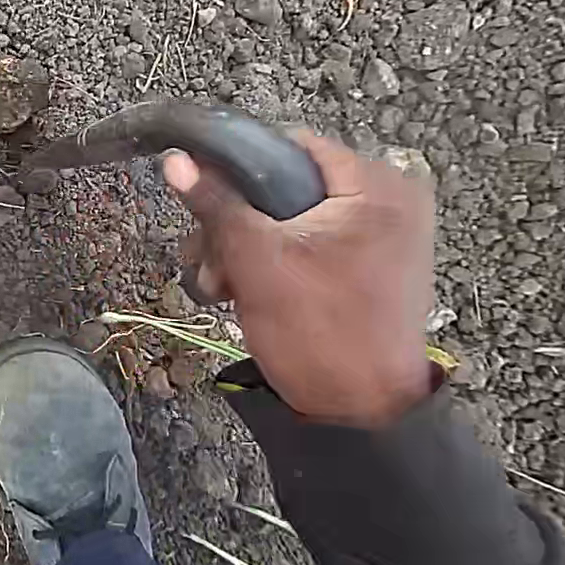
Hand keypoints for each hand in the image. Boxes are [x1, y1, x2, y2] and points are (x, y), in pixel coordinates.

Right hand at [162, 131, 437, 428]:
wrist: (360, 416)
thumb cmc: (318, 331)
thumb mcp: (256, 260)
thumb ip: (216, 204)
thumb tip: (177, 160)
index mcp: (376, 187)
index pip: (292, 148)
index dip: (240, 168)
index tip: (205, 199)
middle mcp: (387, 202)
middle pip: (287, 187)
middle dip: (236, 221)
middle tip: (205, 256)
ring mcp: (379, 237)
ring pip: (290, 219)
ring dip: (245, 246)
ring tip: (218, 282)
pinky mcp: (367, 265)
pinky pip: (307, 245)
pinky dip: (271, 262)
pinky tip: (239, 289)